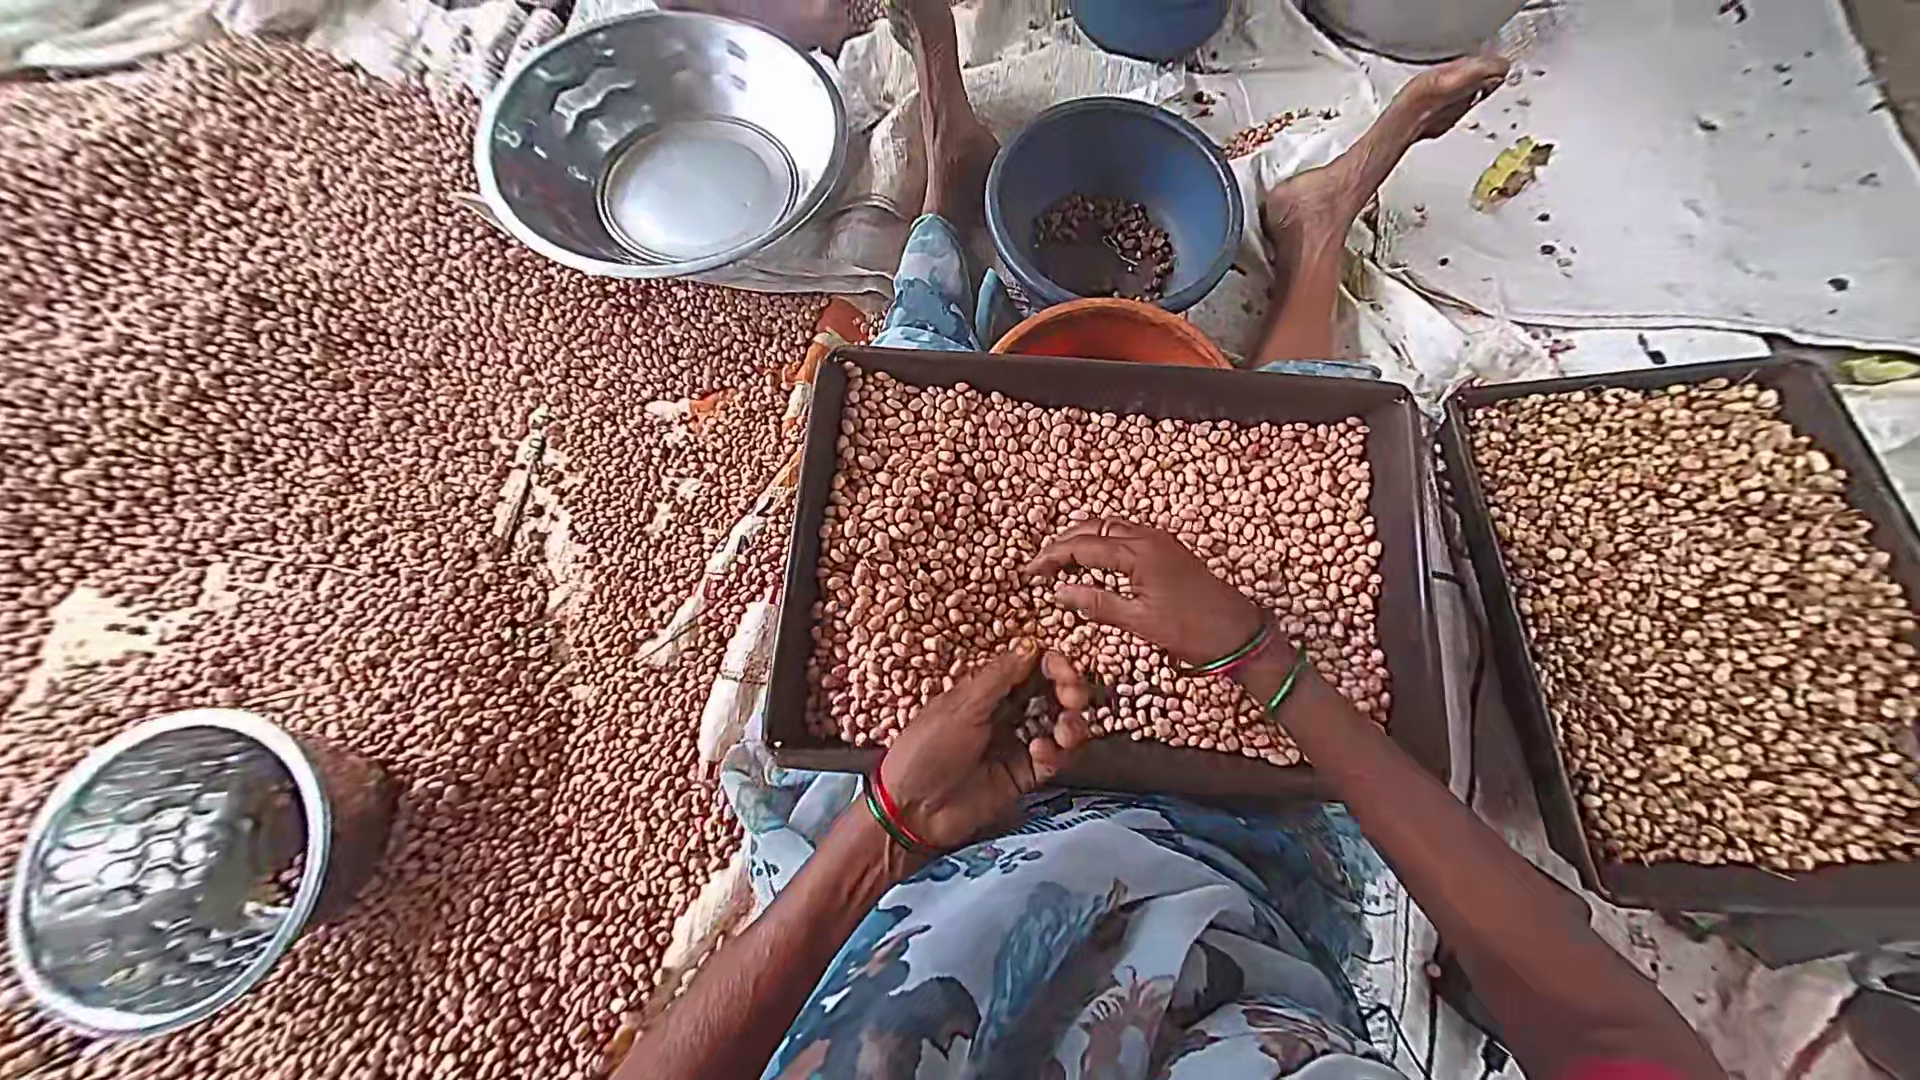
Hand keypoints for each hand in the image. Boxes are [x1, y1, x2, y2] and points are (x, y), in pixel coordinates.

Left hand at [878, 640, 1090, 849]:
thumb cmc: (928, 749)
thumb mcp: (962, 707)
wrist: (913, 810)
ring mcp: (1018, 743)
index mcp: (989, 689)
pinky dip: (1057, 752)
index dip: (1054, 665)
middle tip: (1073, 698)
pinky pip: (1056, 758)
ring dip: (1071, 723)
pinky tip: (1041, 752)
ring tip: (1064, 732)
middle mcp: (1008, 712)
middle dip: (1071, 691)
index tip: (1064, 672)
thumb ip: (1000, 677)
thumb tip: (1032, 644)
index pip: (1033, 666)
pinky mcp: (1025, 775)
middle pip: (1054, 693)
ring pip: (1062, 724)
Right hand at [1024, 519, 1262, 665]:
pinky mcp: (1167, 549)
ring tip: (1061, 563)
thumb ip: (1097, 603)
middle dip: (1063, 543)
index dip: (1051, 557)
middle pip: (1092, 528)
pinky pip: (1125, 535)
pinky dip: (1102, 542)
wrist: (1240, 633)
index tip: (1030, 571)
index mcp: (1137, 553)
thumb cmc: (1192, 630)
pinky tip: (1094, 562)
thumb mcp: (1139, 622)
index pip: (1081, 546)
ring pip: (1109, 528)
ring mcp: (1159, 541)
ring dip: (1082, 540)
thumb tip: (1060, 593)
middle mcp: (1147, 538)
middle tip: (1041, 565)